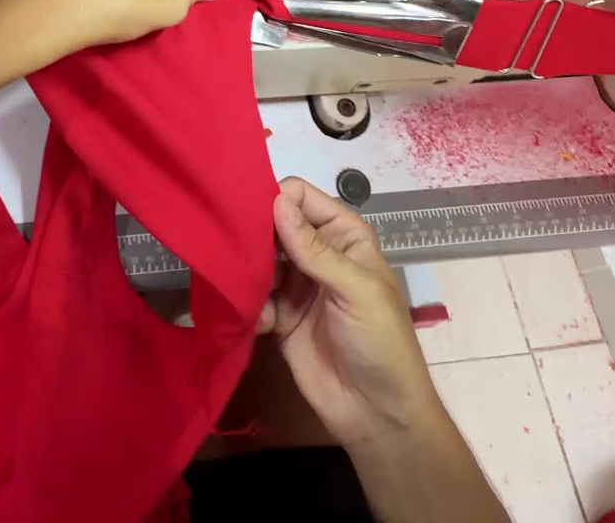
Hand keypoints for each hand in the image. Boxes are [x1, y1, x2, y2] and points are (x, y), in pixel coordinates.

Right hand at [262, 177, 448, 449]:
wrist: (377, 415)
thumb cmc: (381, 343)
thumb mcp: (356, 290)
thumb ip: (314, 249)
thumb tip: (277, 202)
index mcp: (343, 235)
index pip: (302, 198)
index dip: (277, 199)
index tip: (249, 211)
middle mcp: (316, 252)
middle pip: (274, 224)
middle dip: (254, 232)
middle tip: (233, 245)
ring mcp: (296, 284)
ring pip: (260, 258)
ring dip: (248, 269)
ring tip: (242, 283)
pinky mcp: (279, 315)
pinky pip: (255, 296)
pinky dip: (251, 303)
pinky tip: (262, 321)